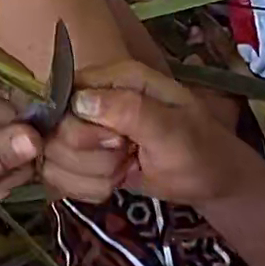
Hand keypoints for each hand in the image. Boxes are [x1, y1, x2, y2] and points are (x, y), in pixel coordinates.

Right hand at [58, 60, 264, 206]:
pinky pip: (60, 176)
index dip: (83, 126)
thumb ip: (130, 111)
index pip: (66, 95)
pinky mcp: (80, 156)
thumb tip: (80, 101)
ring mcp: (84, 128)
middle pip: (57, 132)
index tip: (116, 141)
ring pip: (55, 157)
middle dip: (91, 157)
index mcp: (117, 77)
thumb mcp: (173, 131)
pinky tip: (114, 182)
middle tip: (126, 155)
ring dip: (91, 175)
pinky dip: (88, 188)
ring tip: (124, 169)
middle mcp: (94, 97)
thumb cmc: (199, 149)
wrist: (210, 180)